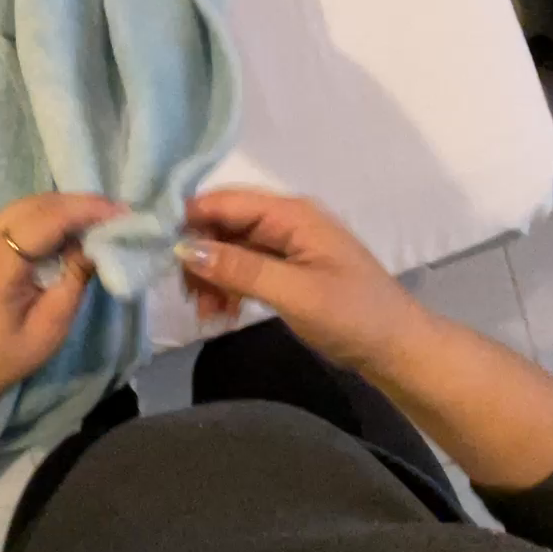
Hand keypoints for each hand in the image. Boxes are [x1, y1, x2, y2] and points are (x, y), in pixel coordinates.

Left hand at [0, 192, 123, 403]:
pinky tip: (60, 234)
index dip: (87, 209)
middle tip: (113, 215)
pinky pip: (10, 218)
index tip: (121, 213)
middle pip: (36, 205)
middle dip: (77, 205)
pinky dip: (39, 219)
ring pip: (23, 207)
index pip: (48, 218)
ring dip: (59, 210)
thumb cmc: (3, 358)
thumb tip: (96, 243)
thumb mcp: (50, 327)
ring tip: (93, 222)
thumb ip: (75, 280)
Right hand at [177, 188, 430, 373]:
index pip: (225, 201)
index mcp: (292, 214)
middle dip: (198, 254)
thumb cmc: (353, 316)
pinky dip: (227, 286)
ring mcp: (285, 245)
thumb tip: (186, 249)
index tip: (154, 246)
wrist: (398, 349)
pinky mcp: (285, 268)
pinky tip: (220, 312)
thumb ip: (241, 268)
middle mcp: (285, 221)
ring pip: (229, 248)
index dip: (188, 218)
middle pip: (223, 223)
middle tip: (185, 292)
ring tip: (205, 311)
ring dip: (210, 275)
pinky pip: (243, 267)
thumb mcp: (294, 293)